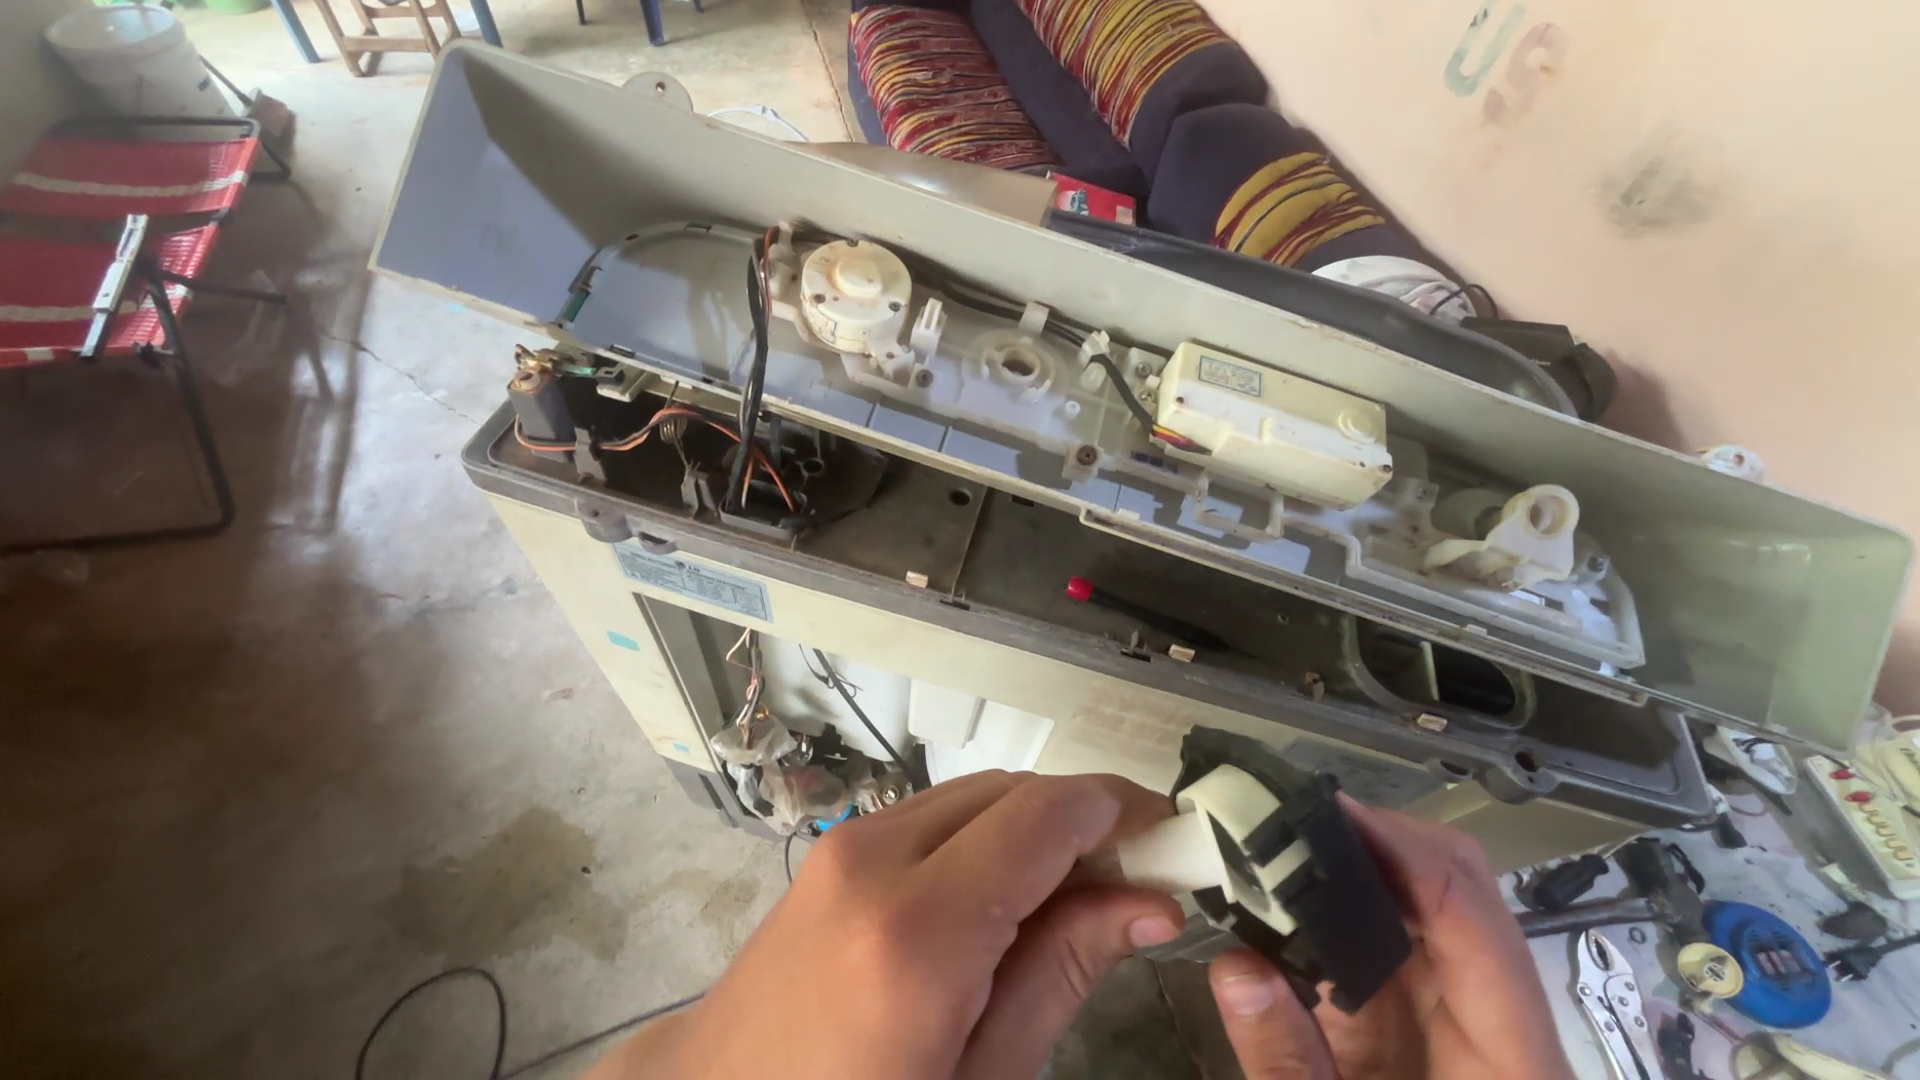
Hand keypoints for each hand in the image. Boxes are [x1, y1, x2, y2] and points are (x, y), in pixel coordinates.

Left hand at [589, 770, 1185, 1079]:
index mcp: (917, 933)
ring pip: (977, 793)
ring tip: (1076, 889)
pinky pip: (938, 811)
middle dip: (1084, 818)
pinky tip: (1007, 885)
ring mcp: (847, 840)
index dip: (1118, 811)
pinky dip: (989, 829)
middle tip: (1138, 876)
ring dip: (1037, 822)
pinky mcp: (836, 842)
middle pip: (1014, 791)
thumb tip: (1151, 904)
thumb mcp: (980, 1077)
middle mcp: (877, 857)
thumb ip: (1062, 971)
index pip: (1044, 817)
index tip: (1172, 837)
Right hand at [1209, 797, 1573, 1079]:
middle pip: (1456, 886)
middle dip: (1369, 840)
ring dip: (1348, 861)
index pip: (1475, 922)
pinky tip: (1280, 891)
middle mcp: (1503, 1019)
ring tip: (1270, 837)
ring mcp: (1463, 1012)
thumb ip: (1287, 1067)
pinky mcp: (1423, 1013)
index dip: (1405, 855)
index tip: (1322, 814)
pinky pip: (1384, 932)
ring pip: (1420, 898)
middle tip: (1279, 817)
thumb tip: (1232, 964)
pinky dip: (1331, 900)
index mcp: (1516, 1067)